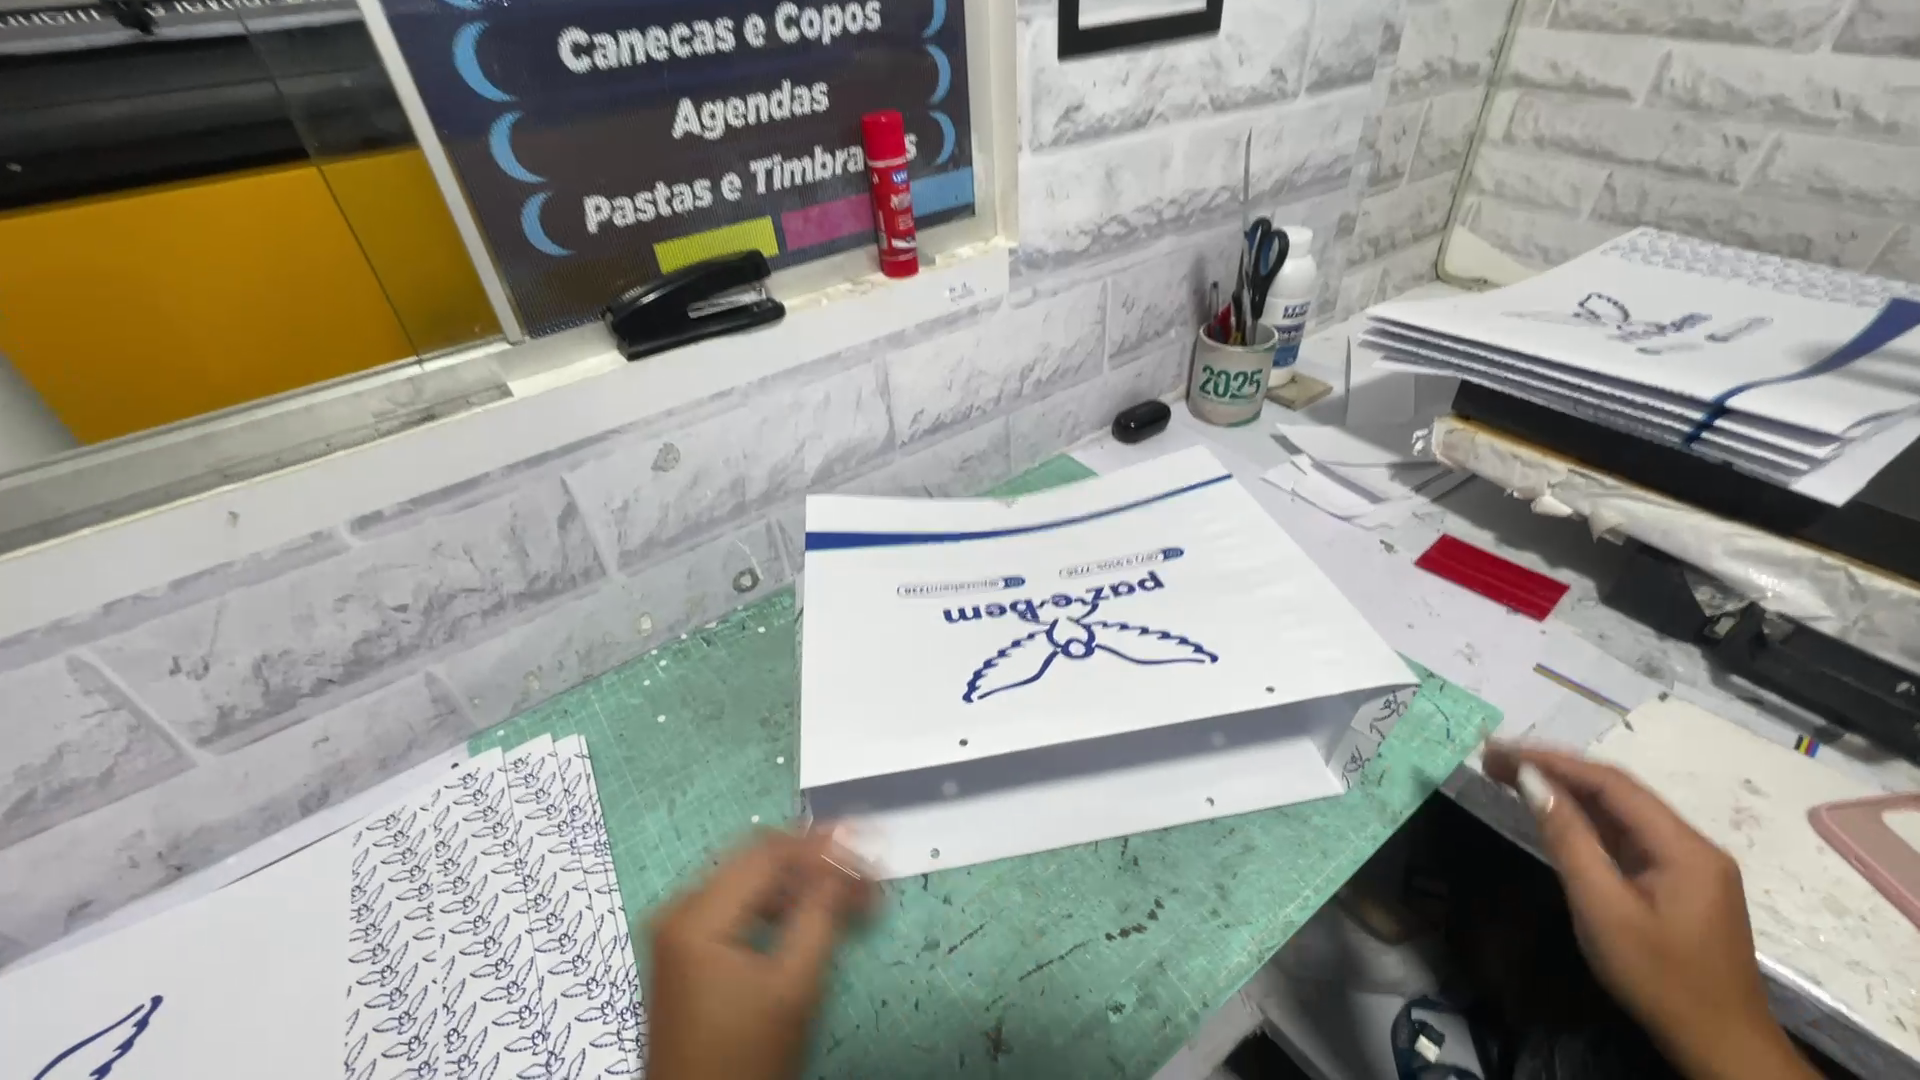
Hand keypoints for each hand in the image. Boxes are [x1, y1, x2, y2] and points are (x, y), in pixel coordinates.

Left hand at [645, 828, 876, 1079]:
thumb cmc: (746, 1058)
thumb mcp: (793, 985)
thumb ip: (822, 912)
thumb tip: (847, 853)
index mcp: (697, 914)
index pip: (768, 853)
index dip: (822, 849)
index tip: (868, 856)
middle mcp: (681, 909)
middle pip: (759, 862)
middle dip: (816, 866)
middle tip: (865, 878)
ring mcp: (683, 929)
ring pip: (754, 881)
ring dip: (803, 885)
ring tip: (851, 899)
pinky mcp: (691, 947)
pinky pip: (742, 906)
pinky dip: (781, 906)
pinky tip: (815, 916)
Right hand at [1484, 742, 1817, 1079]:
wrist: (1719, 1045)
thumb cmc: (1658, 977)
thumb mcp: (1602, 907)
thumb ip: (1568, 839)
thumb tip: (1532, 782)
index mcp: (1683, 847)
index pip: (1610, 784)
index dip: (1552, 760)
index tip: (1500, 750)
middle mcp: (1690, 844)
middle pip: (1615, 791)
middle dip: (1553, 768)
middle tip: (1494, 758)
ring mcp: (1685, 864)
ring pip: (1617, 811)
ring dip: (1564, 789)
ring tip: (1509, 775)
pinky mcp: (1673, 881)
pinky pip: (1622, 834)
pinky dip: (1580, 816)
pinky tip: (1550, 810)